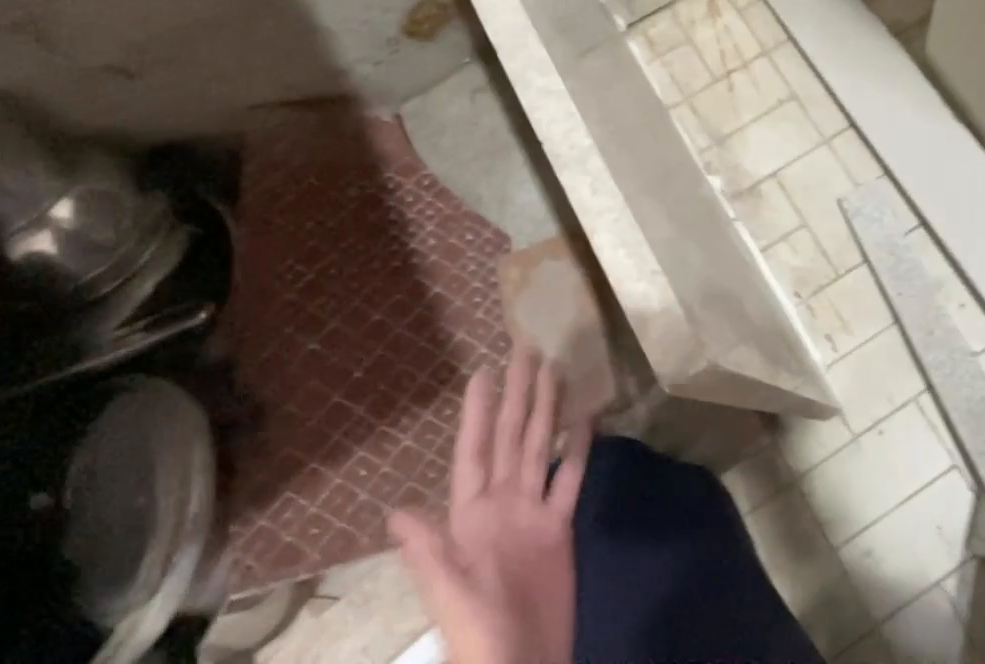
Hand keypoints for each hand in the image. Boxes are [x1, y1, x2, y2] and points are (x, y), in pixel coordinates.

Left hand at [388, 353, 592, 663]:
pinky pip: (569, 478)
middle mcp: (500, 503)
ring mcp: (532, 512)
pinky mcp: (559, 526)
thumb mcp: (448, 591)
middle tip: (528, 352)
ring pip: (540, 449)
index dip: (478, 413)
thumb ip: (429, 549)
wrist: (521, 663)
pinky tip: (587, 419)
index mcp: (468, 515)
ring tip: (558, 372)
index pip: (474, 451)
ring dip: (548, 412)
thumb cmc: (477, 631)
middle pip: (512, 438)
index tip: (484, 372)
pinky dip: (579, 448)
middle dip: (519, 396)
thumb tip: (397, 508)